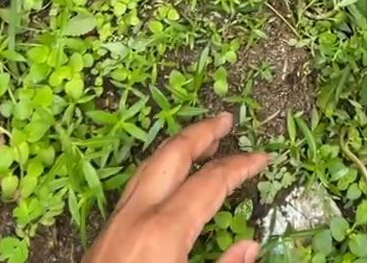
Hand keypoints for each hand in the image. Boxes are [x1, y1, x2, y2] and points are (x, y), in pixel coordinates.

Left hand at [84, 113, 268, 262]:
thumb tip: (249, 247)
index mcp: (164, 231)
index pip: (211, 181)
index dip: (241, 166)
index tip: (263, 157)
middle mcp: (138, 215)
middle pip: (174, 155)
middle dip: (202, 133)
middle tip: (227, 120)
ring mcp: (116, 223)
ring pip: (150, 164)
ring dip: (179, 146)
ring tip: (202, 139)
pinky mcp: (103, 237)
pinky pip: (137, 185)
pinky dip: (160, 168)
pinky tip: (168, 176)